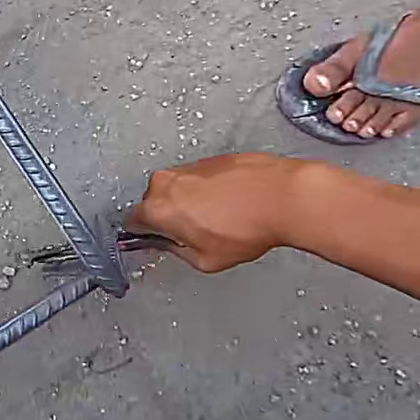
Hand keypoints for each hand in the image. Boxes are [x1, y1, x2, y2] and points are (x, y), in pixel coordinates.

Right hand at [127, 153, 315, 272]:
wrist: (285, 196)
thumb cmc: (250, 226)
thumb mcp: (208, 260)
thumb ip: (179, 253)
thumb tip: (174, 246)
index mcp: (158, 208)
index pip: (134, 221)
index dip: (147, 233)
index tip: (158, 238)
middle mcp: (167, 182)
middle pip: (156, 202)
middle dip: (171, 216)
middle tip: (195, 231)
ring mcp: (189, 167)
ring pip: (179, 187)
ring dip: (191, 201)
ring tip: (221, 217)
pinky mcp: (211, 159)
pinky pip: (201, 177)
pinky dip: (211, 189)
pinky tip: (233, 203)